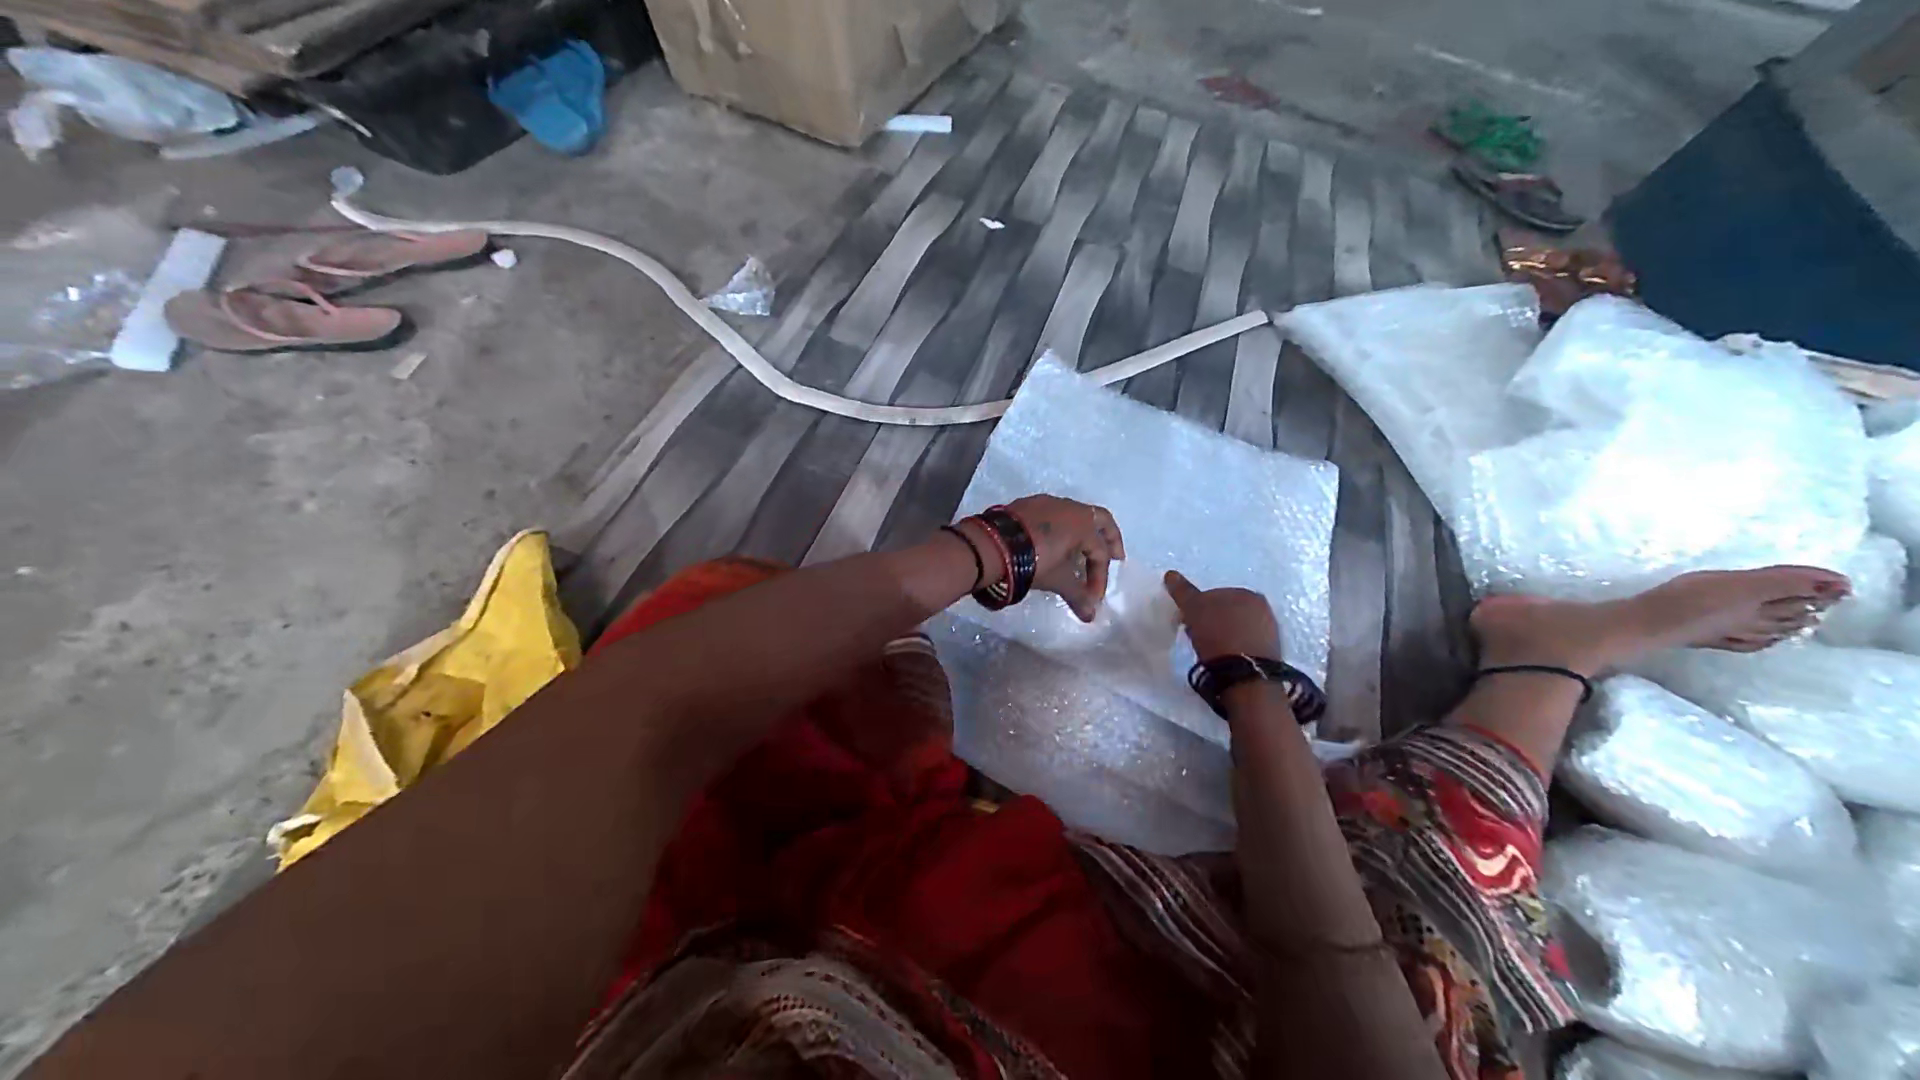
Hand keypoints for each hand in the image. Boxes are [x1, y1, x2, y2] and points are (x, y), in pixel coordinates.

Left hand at [960, 495, 1124, 621]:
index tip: (1091, 598)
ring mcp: (1048, 502)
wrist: (992, 545)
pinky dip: (1062, 528)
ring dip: (1083, 533)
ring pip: (1075, 515)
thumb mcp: (1058, 580)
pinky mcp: (1028, 504)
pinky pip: (1054, 514)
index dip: (1099, 577)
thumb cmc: (1033, 561)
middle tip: (1115, 557)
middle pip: (1100, 520)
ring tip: (1082, 552)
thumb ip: (1077, 596)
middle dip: (1109, 540)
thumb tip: (1091, 617)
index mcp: (1083, 523)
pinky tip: (1054, 542)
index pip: (1100, 553)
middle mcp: (1070, 507)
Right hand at [1165, 570, 1281, 659]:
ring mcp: (1270, 630)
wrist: (1244, 673)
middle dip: (1212, 619)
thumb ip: (1183, 591)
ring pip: (1238, 627)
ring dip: (1224, 633)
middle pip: (1228, 610)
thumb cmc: (1216, 635)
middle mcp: (1262, 607)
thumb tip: (1170, 573)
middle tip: (1197, 634)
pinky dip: (1235, 646)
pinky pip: (1246, 643)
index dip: (1197, 607)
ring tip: (1209, 648)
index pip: (1214, 594)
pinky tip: (1224, 657)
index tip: (1187, 621)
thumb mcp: (1193, 609)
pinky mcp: (1271, 652)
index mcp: (1246, 593)